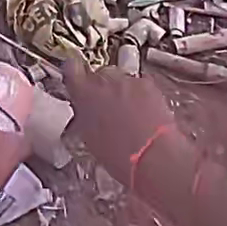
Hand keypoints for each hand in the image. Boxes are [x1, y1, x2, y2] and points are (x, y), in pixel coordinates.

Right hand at [62, 59, 189, 187]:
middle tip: (109, 109)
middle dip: (103, 88)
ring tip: (131, 116)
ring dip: (123, 92)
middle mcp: (103, 80)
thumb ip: (85, 115)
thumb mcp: (90, 138)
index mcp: (83, 93)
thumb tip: (87, 112)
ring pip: (121, 80)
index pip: (72, 68)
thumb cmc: (120, 156)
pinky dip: (142, 96)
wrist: (154, 157)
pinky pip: (140, 85)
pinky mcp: (148, 84)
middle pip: (100, 75)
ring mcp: (127, 80)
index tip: (78, 77)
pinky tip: (146, 115)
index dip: (75, 72)